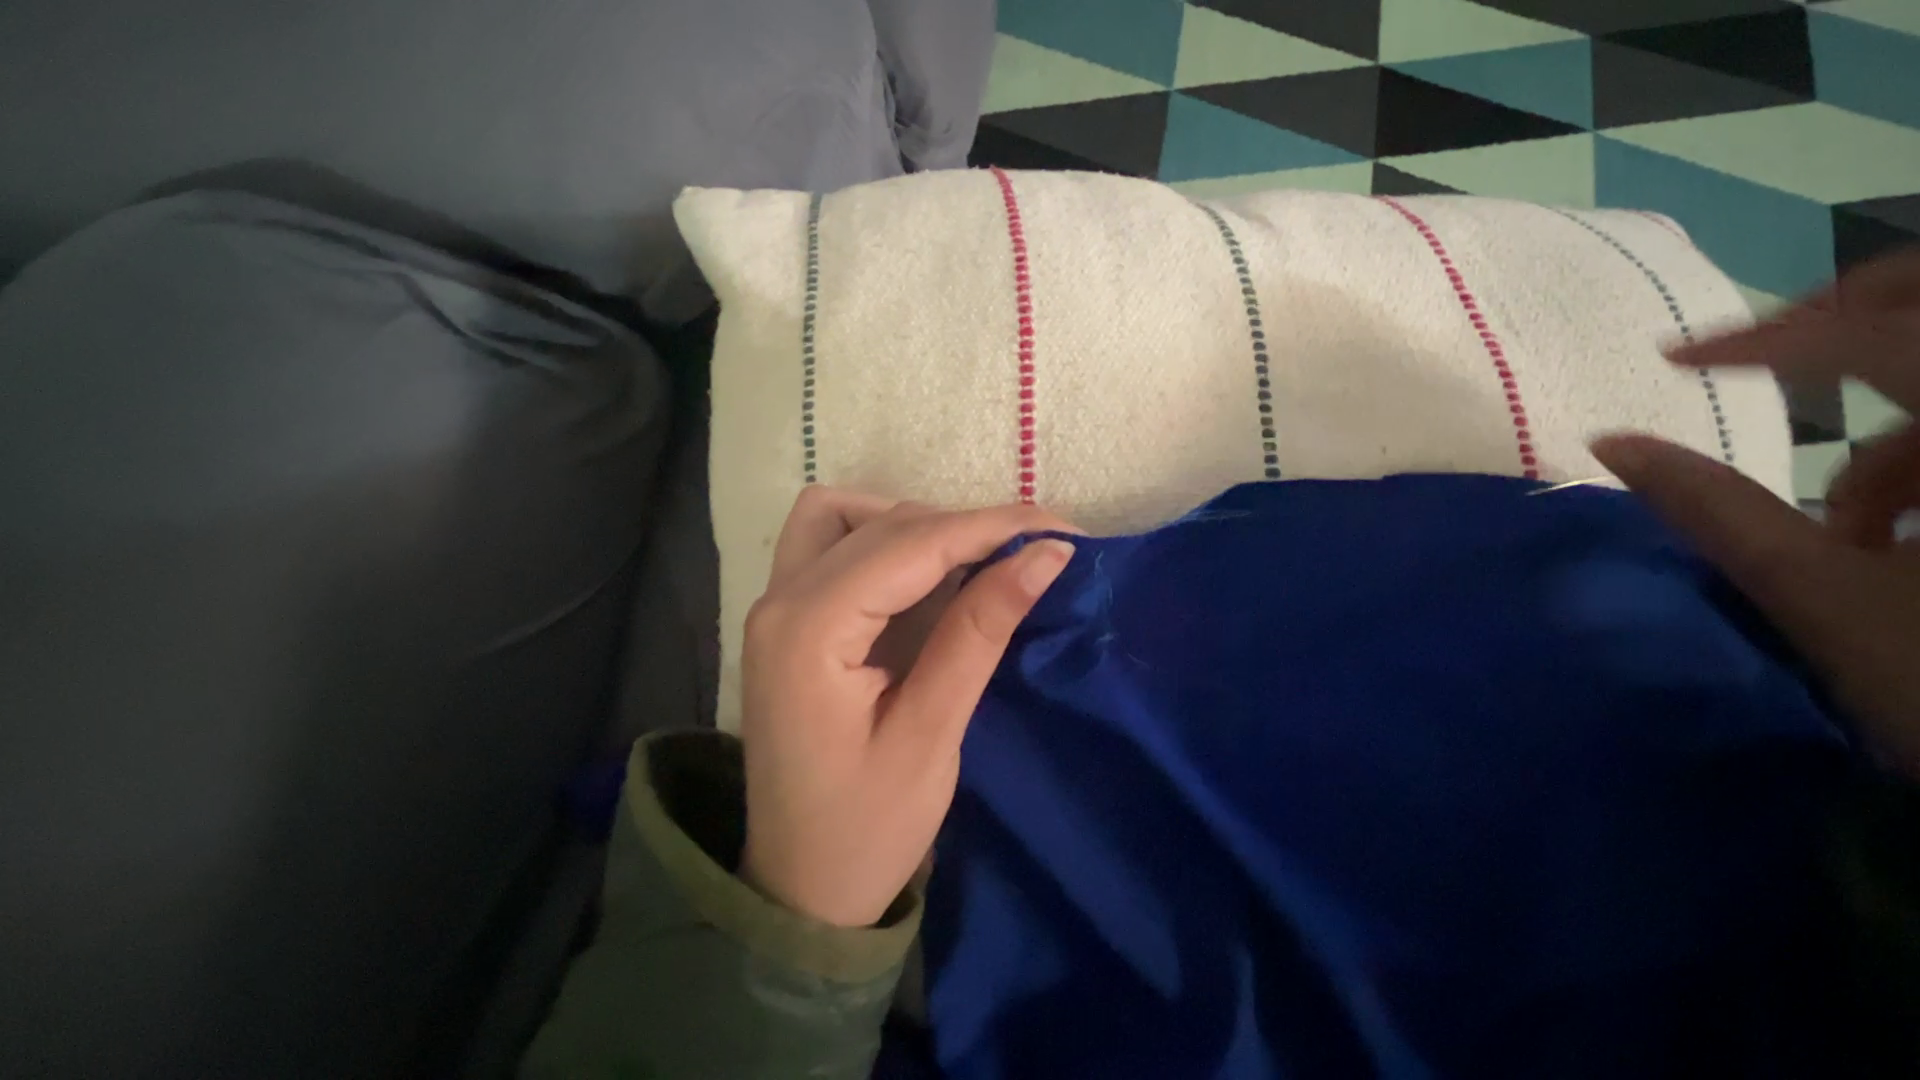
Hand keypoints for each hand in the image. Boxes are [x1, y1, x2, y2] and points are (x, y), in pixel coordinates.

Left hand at [738, 486, 1077, 927]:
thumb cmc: (867, 829)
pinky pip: (830, 545)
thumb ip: (978, 633)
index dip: (991, 528)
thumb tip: (1044, 555)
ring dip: (914, 525)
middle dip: (964, 526)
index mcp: (808, 630)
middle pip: (879, 525)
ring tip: (977, 561)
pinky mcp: (787, 621)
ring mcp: (774, 606)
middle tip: (1036, 553)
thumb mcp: (931, 734)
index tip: (1063, 528)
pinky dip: (881, 540)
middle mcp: (779, 600)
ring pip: (845, 518)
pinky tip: (924, 574)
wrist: (799, 887)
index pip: (910, 545)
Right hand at [1592, 248, 1919, 777]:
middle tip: (1753, 355)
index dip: (1762, 340)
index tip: (1672, 360)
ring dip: (1888, 433)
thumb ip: (1713, 509)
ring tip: (1848, 528)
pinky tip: (1905, 535)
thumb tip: (1611, 445)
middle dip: (1841, 317)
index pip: (1871, 336)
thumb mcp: (1819, 595)